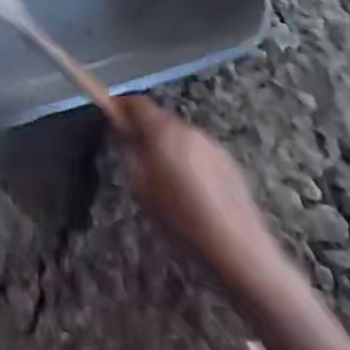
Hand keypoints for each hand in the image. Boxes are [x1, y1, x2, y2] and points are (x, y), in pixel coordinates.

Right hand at [116, 97, 278, 276]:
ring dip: (168, 146)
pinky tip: (191, 190)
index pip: (139, 103)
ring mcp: (212, 145)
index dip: (123, 105)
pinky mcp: (229, 163)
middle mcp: (189, 130)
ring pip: (181, 136)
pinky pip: (199, 151)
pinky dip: (189, 160)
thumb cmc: (179, 217)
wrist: (235, 246)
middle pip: (161, 119)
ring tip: (165, 177)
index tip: (113, 113)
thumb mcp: (139, 187)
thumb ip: (128, 153)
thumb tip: (124, 134)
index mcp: (164, 132)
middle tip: (136, 152)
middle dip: (146, 130)